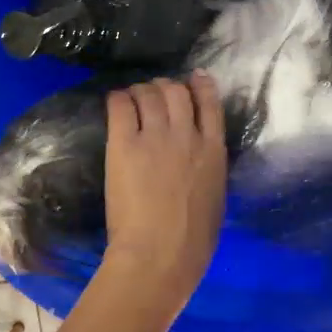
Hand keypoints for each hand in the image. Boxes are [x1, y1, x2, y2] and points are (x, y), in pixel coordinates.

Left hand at [101, 73, 227, 301]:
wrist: (161, 253)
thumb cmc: (194, 241)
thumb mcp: (215, 197)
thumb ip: (209, 169)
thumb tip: (200, 161)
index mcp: (214, 150)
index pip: (210, 103)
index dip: (200, 85)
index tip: (194, 78)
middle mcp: (186, 134)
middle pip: (177, 91)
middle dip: (165, 87)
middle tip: (154, 93)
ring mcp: (155, 136)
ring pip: (149, 93)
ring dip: (141, 91)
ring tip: (134, 98)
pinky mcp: (124, 144)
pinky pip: (121, 105)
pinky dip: (119, 99)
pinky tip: (116, 103)